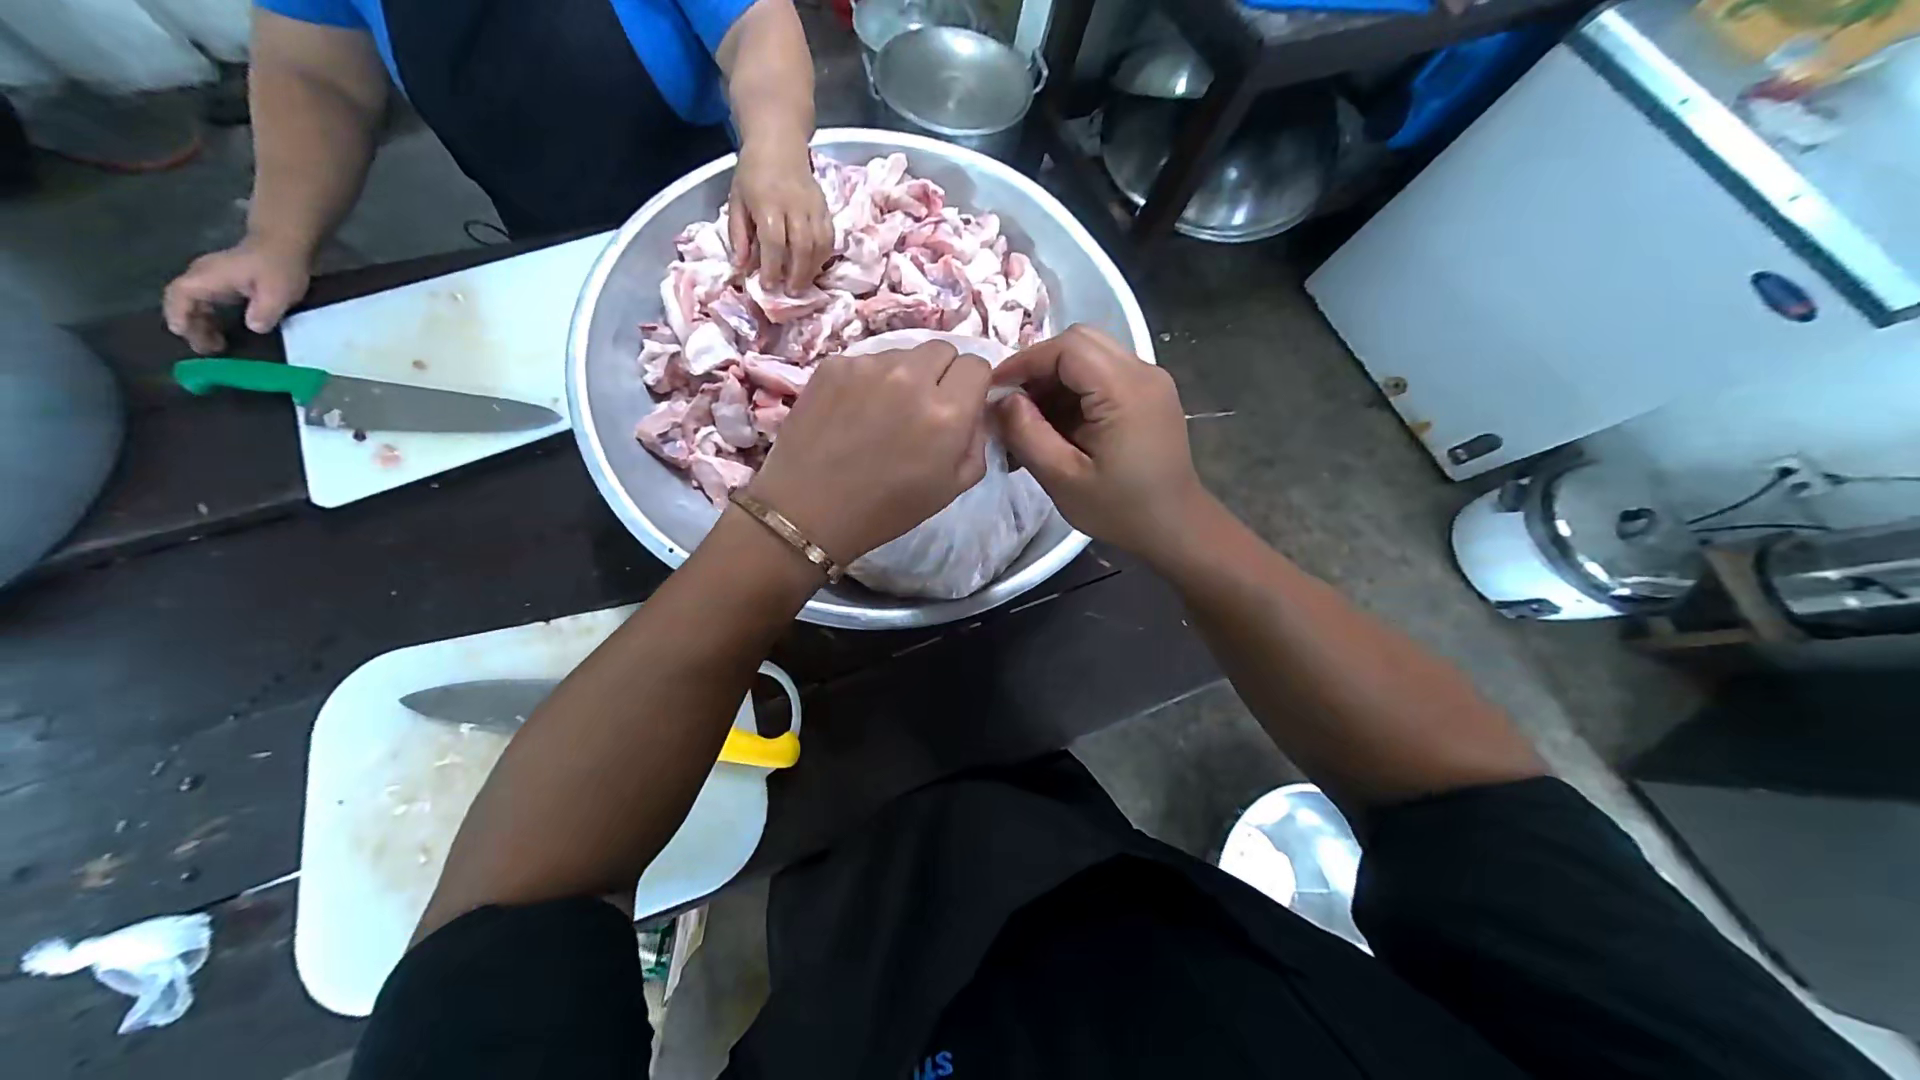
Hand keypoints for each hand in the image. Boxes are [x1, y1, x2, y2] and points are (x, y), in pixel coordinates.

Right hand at [162, 237, 311, 352]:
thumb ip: (263, 311)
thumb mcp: (276, 293)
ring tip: (216, 345)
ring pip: (196, 303)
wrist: (285, 245)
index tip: (183, 334)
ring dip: (202, 323)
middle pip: (184, 303)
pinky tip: (225, 330)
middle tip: (207, 350)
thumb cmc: (279, 268)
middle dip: (192, 326)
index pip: (180, 297)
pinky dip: (212, 316)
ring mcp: (211, 277)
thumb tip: (253, 328)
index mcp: (205, 278)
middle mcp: (201, 276)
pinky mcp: (225, 281)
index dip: (179, 316)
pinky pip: (209, 301)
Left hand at [727, 138, 831, 292]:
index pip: (774, 241)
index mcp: (768, 203)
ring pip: (819, 244)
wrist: (779, 143)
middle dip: (796, 274)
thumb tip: (741, 267)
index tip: (768, 286)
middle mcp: (794, 205)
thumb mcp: (736, 201)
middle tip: (790, 293)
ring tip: (803, 285)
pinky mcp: (825, 209)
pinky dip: (823, 257)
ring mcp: (813, 207)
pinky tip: (814, 268)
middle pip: (801, 246)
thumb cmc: (753, 174)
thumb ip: (739, 235)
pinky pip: (829, 238)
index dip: (772, 267)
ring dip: (812, 269)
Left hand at [748, 341, 990, 563]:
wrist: (808, 511)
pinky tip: (853, 413)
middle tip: (922, 408)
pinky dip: (868, 380)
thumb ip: (977, 440)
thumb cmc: (886, 509)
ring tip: (882, 414)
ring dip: (904, 375)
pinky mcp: (834, 364)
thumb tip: (976, 409)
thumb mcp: (953, 487)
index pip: (977, 364)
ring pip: (903, 354)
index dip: (971, 385)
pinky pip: (867, 361)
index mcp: (947, 411)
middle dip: (941, 373)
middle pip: (943, 349)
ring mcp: (868, 366)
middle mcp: (911, 377)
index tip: (958, 405)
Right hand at [991, 325, 1208, 563]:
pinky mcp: (1150, 393)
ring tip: (1033, 417)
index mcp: (1125, 389)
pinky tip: (1060, 422)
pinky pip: (1105, 372)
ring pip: (1092, 354)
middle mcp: (1143, 372)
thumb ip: (1027, 434)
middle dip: (1040, 366)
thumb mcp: (1062, 478)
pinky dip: (1075, 387)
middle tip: (1014, 402)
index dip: (1025, 361)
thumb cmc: (1120, 509)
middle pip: (1081, 341)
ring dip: (1056, 377)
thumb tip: (1003, 400)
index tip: (996, 389)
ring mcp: (1151, 380)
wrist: (1175, 527)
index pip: (1067, 347)